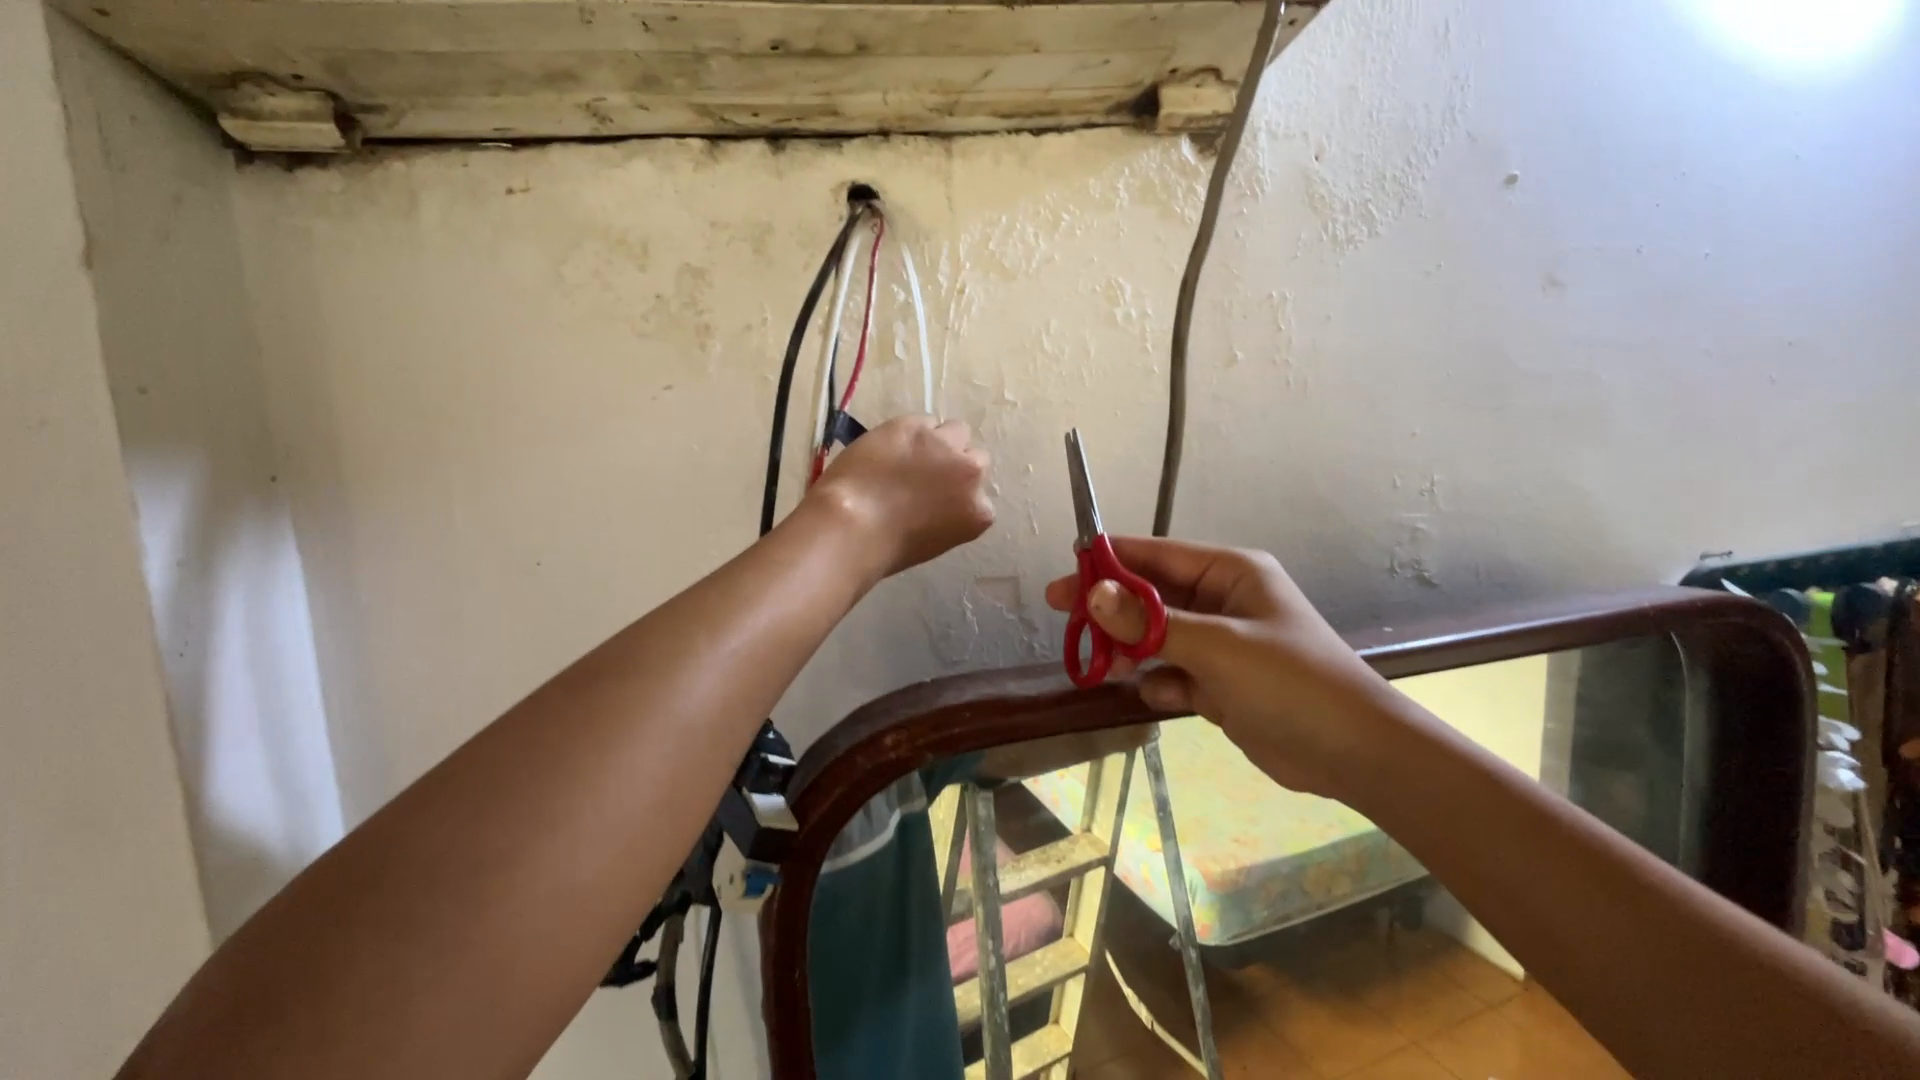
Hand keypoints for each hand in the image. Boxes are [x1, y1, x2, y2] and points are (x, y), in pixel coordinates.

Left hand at [808, 416, 994, 577]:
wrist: (853, 524)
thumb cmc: (888, 548)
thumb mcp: (934, 541)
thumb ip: (948, 514)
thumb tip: (937, 499)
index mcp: (978, 512)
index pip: (980, 497)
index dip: (958, 495)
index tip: (939, 500)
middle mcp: (971, 474)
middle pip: (977, 458)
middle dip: (956, 464)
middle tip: (927, 475)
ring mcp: (944, 445)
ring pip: (957, 431)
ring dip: (940, 441)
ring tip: (912, 453)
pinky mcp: (915, 425)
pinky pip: (924, 421)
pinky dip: (911, 432)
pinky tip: (890, 447)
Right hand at [1044, 538, 1395, 796]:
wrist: (1355, 754)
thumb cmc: (1291, 684)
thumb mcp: (1217, 647)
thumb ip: (1151, 622)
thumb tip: (1092, 594)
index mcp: (1230, 573)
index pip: (1155, 555)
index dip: (1107, 564)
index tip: (1063, 577)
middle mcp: (1223, 602)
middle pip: (1150, 597)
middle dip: (1113, 613)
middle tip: (1068, 625)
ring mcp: (1222, 645)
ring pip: (1157, 638)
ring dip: (1133, 651)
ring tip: (1105, 669)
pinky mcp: (1221, 685)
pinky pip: (1173, 674)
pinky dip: (1162, 684)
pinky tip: (1167, 699)